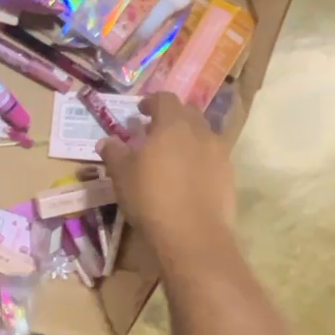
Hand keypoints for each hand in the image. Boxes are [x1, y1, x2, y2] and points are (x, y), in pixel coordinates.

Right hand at [97, 93, 235, 261]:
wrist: (193, 234)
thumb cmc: (151, 198)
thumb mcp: (122, 175)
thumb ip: (114, 153)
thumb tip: (105, 141)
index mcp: (173, 124)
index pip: (165, 99)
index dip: (151, 102)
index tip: (141, 112)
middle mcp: (200, 131)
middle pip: (188, 113)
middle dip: (171, 118)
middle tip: (155, 134)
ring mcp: (219, 153)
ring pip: (203, 135)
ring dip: (187, 139)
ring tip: (172, 158)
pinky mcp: (229, 175)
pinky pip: (213, 158)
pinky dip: (200, 160)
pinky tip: (188, 179)